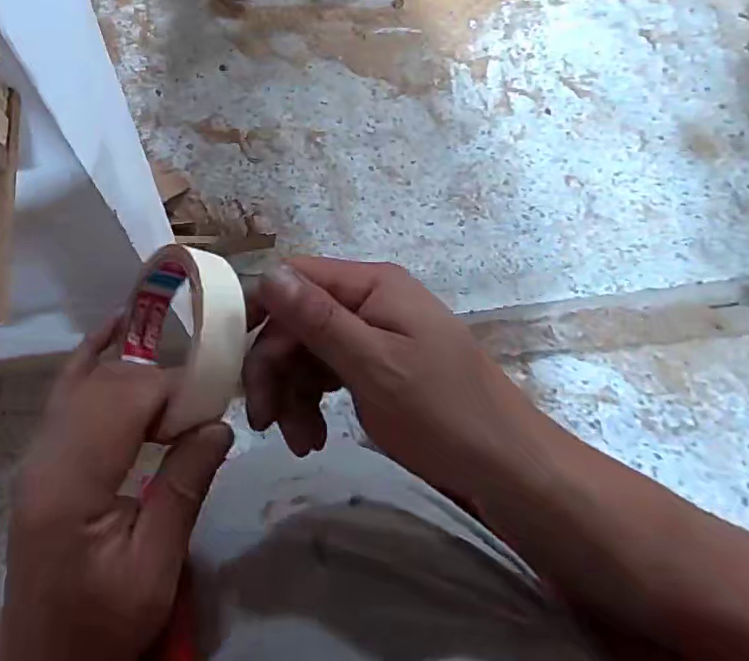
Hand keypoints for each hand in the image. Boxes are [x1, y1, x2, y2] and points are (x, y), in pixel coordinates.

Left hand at [0, 319, 234, 660]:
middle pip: (102, 384)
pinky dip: (92, 357)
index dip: (168, 389)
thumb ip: (183, 491)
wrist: (43, 653)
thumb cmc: (101, 622)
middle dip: (155, 378)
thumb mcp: (153, 572)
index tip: (210, 400)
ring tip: (174, 370)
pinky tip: (113, 330)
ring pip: (83, 378)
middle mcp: (43, 452)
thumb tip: (218, 423)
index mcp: (69, 483)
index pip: (121, 401)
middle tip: (200, 396)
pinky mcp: (40, 451)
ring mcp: (35, 448)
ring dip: (131, 367)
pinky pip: (66, 389)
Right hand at [242, 258, 552, 499]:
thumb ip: (318, 320)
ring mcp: (370, 334)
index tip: (235, 357)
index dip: (261, 312)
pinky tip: (312, 437)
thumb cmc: (447, 415)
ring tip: (296, 440)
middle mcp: (367, 301)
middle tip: (264, 419)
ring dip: (291, 393)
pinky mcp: (373, 366)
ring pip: (304, 350)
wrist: (513, 475)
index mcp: (372, 285)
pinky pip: (324, 373)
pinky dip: (311, 402)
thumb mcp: (375, 367)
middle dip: (275, 368)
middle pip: (295, 320)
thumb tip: (267, 273)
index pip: (294, 278)